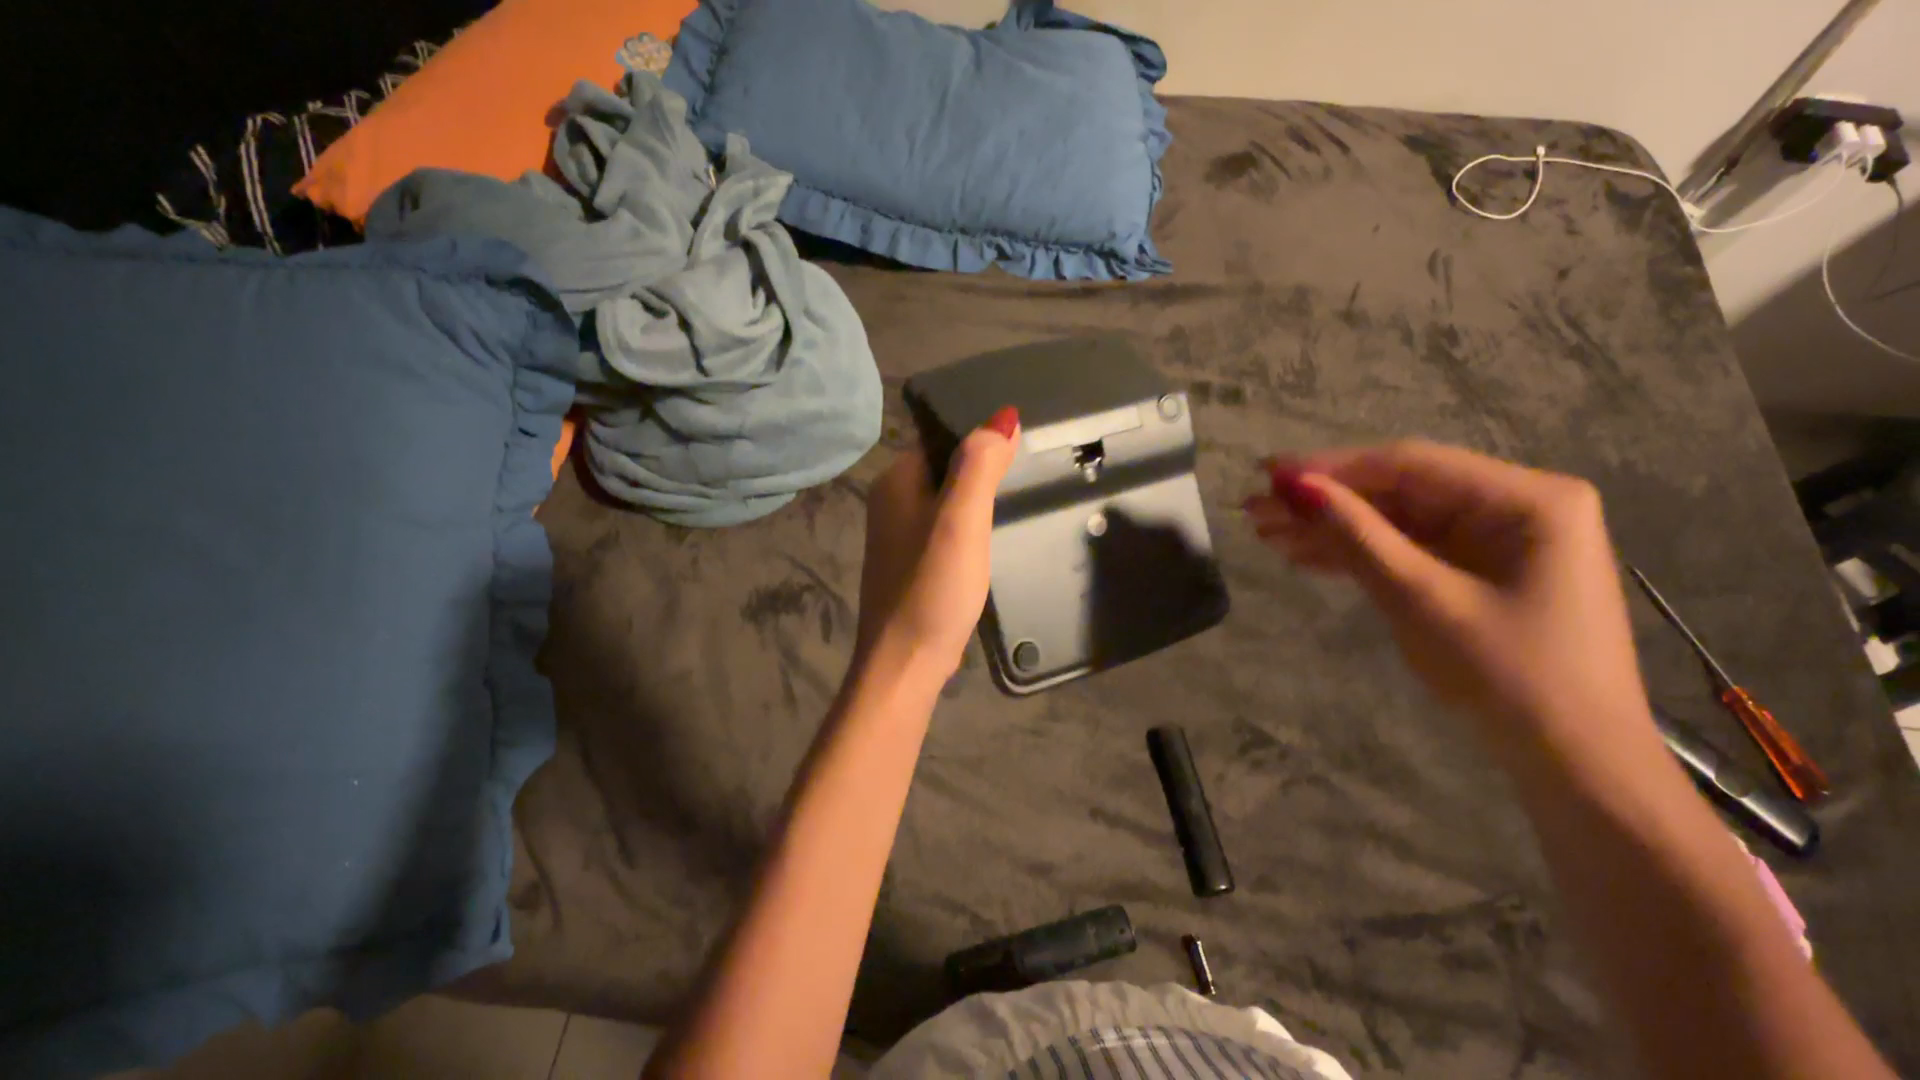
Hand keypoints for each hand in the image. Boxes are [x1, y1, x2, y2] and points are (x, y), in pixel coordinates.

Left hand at [854, 408, 1019, 679]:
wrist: (906, 663)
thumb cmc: (934, 586)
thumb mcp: (962, 519)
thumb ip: (980, 465)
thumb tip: (1003, 416)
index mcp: (895, 482)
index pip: (940, 438)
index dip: (979, 439)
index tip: (1019, 446)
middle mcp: (890, 503)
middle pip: (944, 470)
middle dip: (981, 471)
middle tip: (1025, 477)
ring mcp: (898, 538)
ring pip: (946, 503)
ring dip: (976, 504)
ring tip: (1015, 506)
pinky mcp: (911, 567)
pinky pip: (944, 533)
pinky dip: (968, 533)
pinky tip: (989, 545)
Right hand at [1244, 440, 1643, 736]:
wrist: (1577, 765)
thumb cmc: (1510, 677)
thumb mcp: (1423, 601)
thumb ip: (1359, 537)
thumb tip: (1294, 486)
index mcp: (1528, 498)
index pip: (1411, 465)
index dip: (1333, 469)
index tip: (1267, 475)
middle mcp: (1519, 506)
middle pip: (1405, 490)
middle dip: (1329, 502)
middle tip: (1256, 511)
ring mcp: (1504, 542)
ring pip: (1404, 522)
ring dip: (1338, 529)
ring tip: (1268, 534)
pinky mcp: (1488, 575)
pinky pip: (1416, 551)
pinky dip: (1366, 555)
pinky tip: (1309, 555)